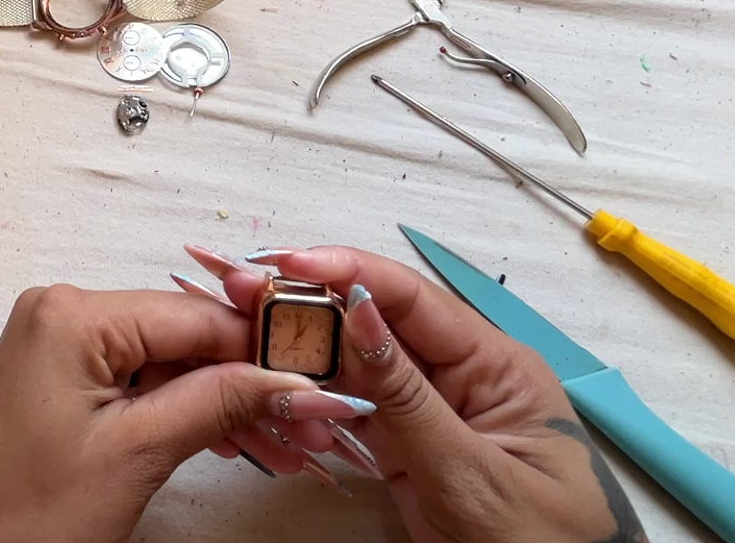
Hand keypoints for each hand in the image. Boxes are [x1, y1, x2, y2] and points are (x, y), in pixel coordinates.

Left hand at [0, 284, 370, 542]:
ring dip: (216, 397)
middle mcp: (66, 306)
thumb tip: (289, 379)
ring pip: (161, 354)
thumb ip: (214, 403)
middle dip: (243, 380)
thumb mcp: (135, 455)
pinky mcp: (59, 363)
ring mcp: (59, 333)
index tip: (320, 380)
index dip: (260, 348)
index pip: (191, 316)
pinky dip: (176, 401)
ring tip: (281, 444)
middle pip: (178, 332)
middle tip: (309, 429)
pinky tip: (225, 435)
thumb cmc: (31, 509)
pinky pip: (133, 370)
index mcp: (76, 314)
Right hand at [191, 245, 646, 542]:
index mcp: (493, 362)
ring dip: (298, 342)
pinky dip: (309, 388)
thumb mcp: (469, 474)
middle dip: (306, 299)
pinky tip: (270, 375)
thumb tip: (356, 307)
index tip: (285, 260)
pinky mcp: (399, 432)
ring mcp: (423, 400)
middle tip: (241, 286)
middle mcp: (455, 368)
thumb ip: (406, 393)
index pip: (410, 296)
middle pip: (370, 316)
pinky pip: (346, 396)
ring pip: (349, 354)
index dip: (345, 269)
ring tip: (241, 322)